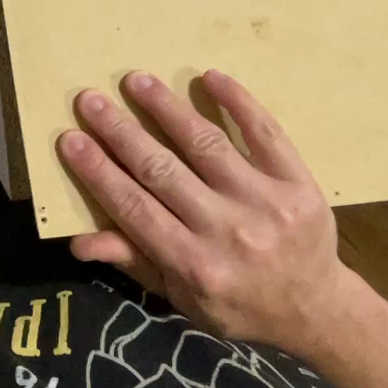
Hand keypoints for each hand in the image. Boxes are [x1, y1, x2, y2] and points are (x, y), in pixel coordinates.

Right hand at [58, 70, 378, 355]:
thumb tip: (78, 242)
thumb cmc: (235, 303)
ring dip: (166, 108)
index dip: (98, 171)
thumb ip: (132, 261)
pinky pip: (265, 134)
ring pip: (206, 144)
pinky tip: (209, 76)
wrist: (318, 311)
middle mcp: (229, 232)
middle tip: (90, 100)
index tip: (70, 138)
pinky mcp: (298, 183)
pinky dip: (238, 102)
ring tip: (137, 80)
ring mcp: (267, 204)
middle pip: (162, 171)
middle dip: (120, 132)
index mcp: (194, 264)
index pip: (134, 208)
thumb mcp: (178, 296)